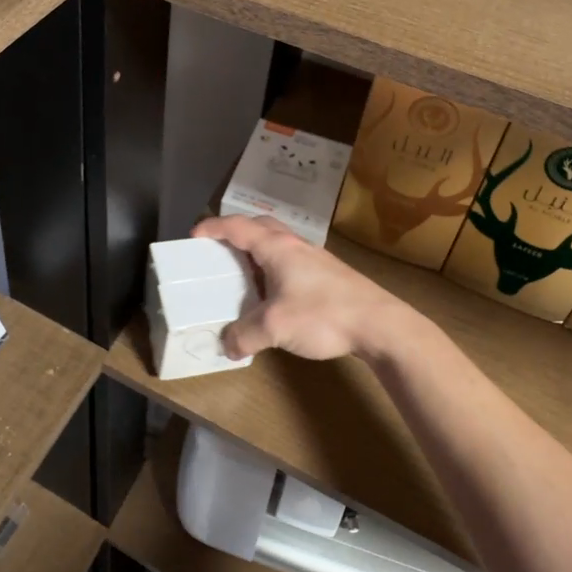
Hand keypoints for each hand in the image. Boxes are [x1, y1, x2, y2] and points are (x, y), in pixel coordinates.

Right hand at [192, 214, 421, 362]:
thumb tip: (227, 345)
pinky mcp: (327, 274)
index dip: (212, 227)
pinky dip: (272, 267)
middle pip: (259, 226)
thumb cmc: (323, 314)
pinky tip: (273, 293)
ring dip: (256, 250)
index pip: (237, 226)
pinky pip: (290, 260)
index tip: (193, 235)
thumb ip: (244, 335)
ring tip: (241, 273)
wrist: (379, 323)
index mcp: (276, 247)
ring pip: (277, 243)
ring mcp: (314, 257)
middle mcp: (294, 244)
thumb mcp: (275, 327)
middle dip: (235, 232)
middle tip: (217, 249)